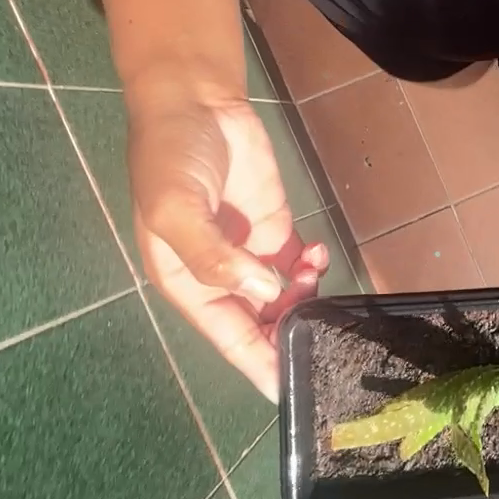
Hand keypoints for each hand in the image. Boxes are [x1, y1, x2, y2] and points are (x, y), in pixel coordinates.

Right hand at [127, 80, 326, 399]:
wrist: (197, 105)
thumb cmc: (172, 159)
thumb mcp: (175, 210)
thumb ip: (214, 257)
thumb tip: (263, 294)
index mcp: (187, 280)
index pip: (226, 336)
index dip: (254, 364)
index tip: (284, 393)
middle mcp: (221, 272)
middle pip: (259, 321)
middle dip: (287, 333)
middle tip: (326, 337)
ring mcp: (250, 249)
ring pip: (283, 293)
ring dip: (303, 294)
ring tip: (312, 271)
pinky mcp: (274, 224)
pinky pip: (297, 260)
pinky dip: (311, 264)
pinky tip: (317, 253)